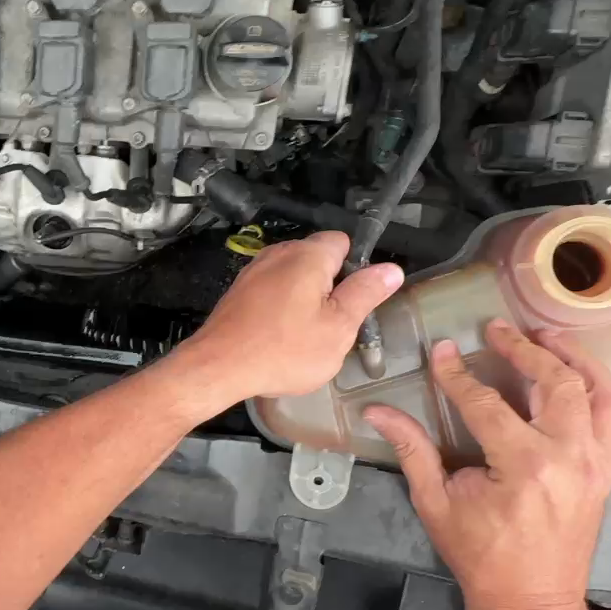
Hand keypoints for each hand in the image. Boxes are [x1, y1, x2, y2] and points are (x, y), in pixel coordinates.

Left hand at [166, 230, 404, 410]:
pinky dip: (281, 308)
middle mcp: (277, 254)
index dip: (356, 268)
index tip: (356, 298)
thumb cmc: (283, 350)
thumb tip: (391, 268)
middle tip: (334, 323)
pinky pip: (271, 292)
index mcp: (307, 255)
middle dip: (330, 286)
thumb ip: (365, 293)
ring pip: (294, 278)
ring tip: (306, 335)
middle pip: (318, 259)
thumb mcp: (338, 327)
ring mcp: (254, 271)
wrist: (218, 367)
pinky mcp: (239, 292)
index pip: (343, 242)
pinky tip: (280, 336)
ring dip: (305, 300)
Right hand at [362, 319, 610, 609]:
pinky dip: (606, 398)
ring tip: (551, 337)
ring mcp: (597, 465)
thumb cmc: (478, 553)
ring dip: (578, 360)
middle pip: (557, 384)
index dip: (458, 374)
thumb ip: (412, 449)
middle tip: (498, 329)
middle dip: (526, 349)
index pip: (485, 402)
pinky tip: (583, 384)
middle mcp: (570, 458)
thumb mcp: (434, 501)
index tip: (442, 351)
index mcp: (524, 465)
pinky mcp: (608, 474)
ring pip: (604, 396)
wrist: (530, 601)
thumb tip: (376, 411)